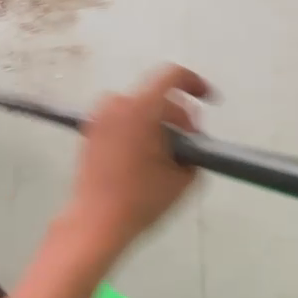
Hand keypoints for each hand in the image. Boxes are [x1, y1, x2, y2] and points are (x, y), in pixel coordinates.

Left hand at [65, 65, 210, 249]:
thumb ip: (194, 147)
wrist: (95, 221)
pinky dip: (138, 128)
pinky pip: (122, 118)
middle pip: (156, 96)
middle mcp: (115, 104)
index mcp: (139, 108)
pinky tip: (145, 157)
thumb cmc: (141, 199)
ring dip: (157, 123)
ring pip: (139, 107)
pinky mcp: (89, 131)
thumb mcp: (183, 176)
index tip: (208, 100)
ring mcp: (97, 116)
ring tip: (167, 154)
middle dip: (178, 116)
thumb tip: (189, 139)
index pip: (171, 76)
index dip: (195, 83)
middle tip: (189, 145)